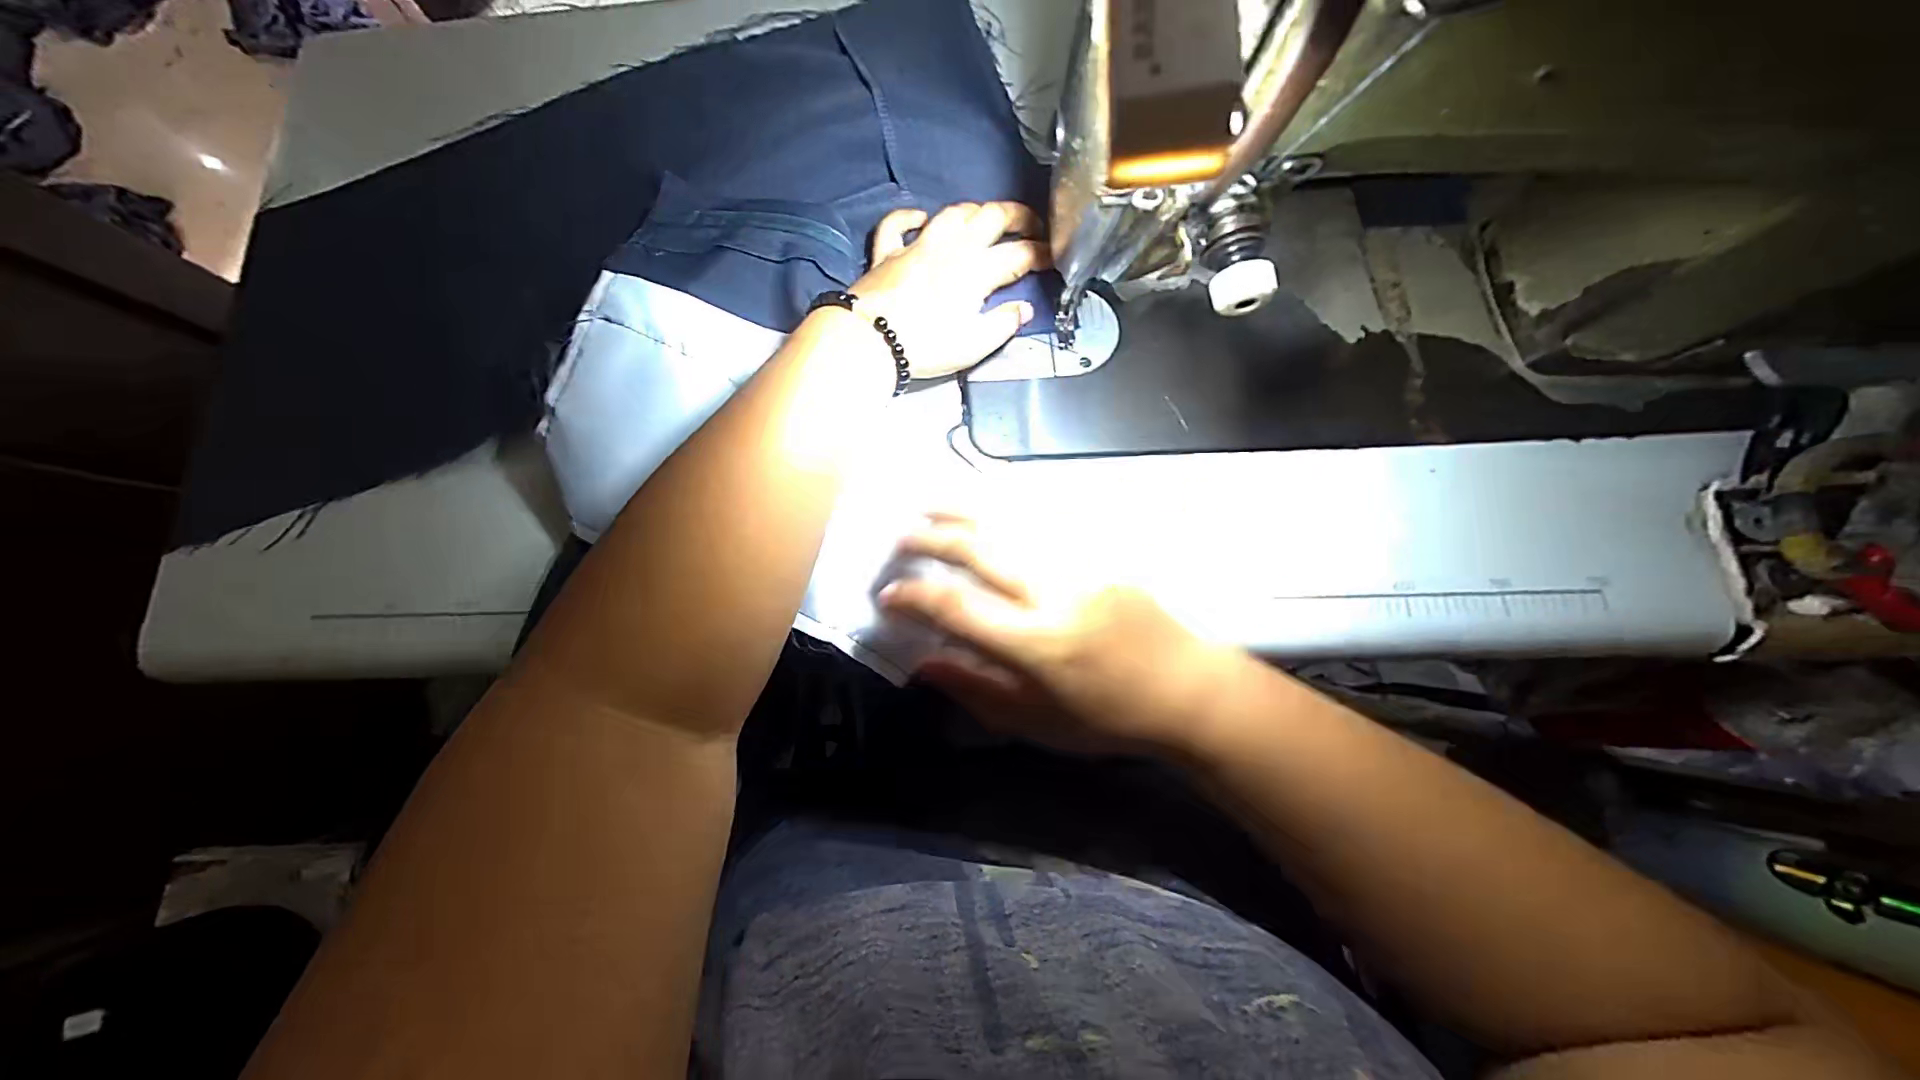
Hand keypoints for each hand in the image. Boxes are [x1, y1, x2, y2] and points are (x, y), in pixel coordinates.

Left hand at [849, 202, 1050, 379]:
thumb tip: (1023, 310)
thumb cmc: (926, 345)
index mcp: (978, 270)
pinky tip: (920, 218)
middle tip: (1030, 224)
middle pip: (991, 217)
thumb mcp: (974, 344)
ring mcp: (918, 245)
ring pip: (951, 213)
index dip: (1041, 254)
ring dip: (973, 212)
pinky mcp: (888, 253)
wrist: (870, 340)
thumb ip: (1003, 324)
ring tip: (985, 220)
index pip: (1019, 254)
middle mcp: (952, 247)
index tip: (1053, 259)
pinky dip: (909, 216)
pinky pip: (896, 224)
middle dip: (1017, 215)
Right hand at [877, 515, 1235, 757]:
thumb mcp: (1037, 722)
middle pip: (981, 550)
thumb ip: (976, 689)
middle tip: (900, 539)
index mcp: (1039, 643)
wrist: (1188, 691)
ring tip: (931, 503)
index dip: (915, 598)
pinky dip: (1009, 507)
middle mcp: (1057, 593)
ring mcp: (1083, 565)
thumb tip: (923, 662)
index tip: (888, 596)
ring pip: (1012, 522)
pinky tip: (989, 501)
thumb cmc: (1109, 719)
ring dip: (965, 510)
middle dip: (932, 539)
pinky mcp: (1103, 553)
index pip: (959, 608)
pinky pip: (1047, 518)